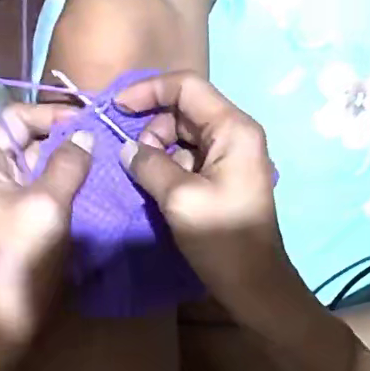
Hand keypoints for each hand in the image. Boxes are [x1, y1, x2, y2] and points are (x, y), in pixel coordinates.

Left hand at [0, 9, 93, 349]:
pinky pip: (36, 165)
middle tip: (89, 119)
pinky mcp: (15, 203)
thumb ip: (68, 162)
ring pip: (27, 142)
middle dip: (46, 113)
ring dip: (58, 138)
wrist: (11, 315)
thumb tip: (84, 136)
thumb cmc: (19, 259)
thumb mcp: (48, 205)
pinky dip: (59, 159)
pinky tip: (86, 159)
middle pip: (9, 117)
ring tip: (94, 142)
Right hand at [114, 73, 305, 322]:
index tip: (116, 108)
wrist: (253, 284)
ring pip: (182, 135)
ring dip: (157, 150)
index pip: (187, 87)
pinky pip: (187, 158)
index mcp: (233, 129)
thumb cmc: (222, 239)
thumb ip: (150, 165)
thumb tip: (126, 148)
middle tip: (135, 160)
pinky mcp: (220, 178)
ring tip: (146, 179)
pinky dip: (166, 165)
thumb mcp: (180, 198)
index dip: (149, 90)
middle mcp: (233, 134)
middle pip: (183, 109)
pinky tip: (155, 187)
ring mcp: (228, 157)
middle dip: (152, 127)